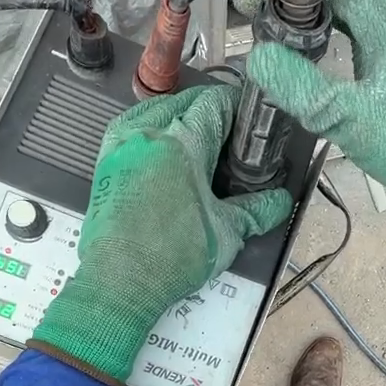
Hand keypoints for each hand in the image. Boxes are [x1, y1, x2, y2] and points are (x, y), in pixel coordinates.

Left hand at [28, 84, 291, 382]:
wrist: (119, 284)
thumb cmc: (171, 257)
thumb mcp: (227, 233)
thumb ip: (258, 210)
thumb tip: (280, 200)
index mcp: (181, 141)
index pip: (217, 102)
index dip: (240, 109)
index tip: (252, 123)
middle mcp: (147, 132)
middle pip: (186, 101)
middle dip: (212, 112)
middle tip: (231, 139)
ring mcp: (120, 145)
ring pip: (155, 110)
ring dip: (180, 118)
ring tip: (200, 146)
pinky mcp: (105, 164)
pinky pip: (133, 130)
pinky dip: (154, 133)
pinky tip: (167, 158)